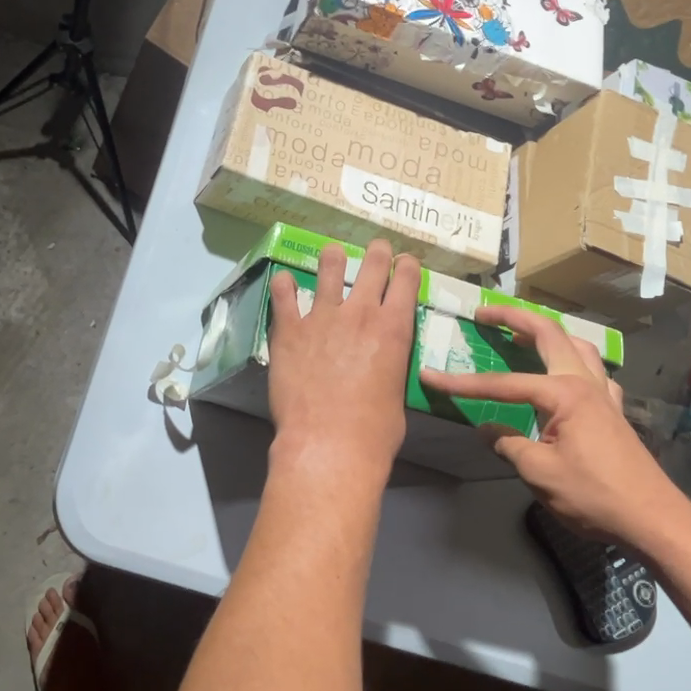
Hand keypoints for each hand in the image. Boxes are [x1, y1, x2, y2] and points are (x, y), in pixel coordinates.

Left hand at [266, 241, 419, 476]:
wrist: (328, 443)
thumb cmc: (375, 430)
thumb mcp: (397, 392)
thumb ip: (390, 365)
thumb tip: (382, 365)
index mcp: (394, 328)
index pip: (405, 279)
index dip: (406, 266)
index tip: (404, 261)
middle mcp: (360, 312)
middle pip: (371, 264)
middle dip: (376, 252)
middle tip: (375, 248)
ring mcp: (322, 316)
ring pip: (329, 267)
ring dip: (333, 257)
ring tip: (332, 254)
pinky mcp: (289, 328)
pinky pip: (283, 294)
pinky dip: (284, 284)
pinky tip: (284, 280)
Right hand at [418, 307, 688, 547]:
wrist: (654, 521)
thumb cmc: (595, 495)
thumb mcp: (539, 473)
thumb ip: (509, 444)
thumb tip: (489, 429)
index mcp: (564, 394)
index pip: (502, 384)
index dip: (463, 383)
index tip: (431, 377)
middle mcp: (585, 383)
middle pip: (549, 334)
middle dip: (513, 317)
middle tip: (483, 312)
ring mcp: (605, 395)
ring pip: (576, 345)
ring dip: (547, 332)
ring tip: (520, 333)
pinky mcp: (614, 411)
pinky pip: (593, 371)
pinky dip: (573, 360)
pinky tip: (564, 373)